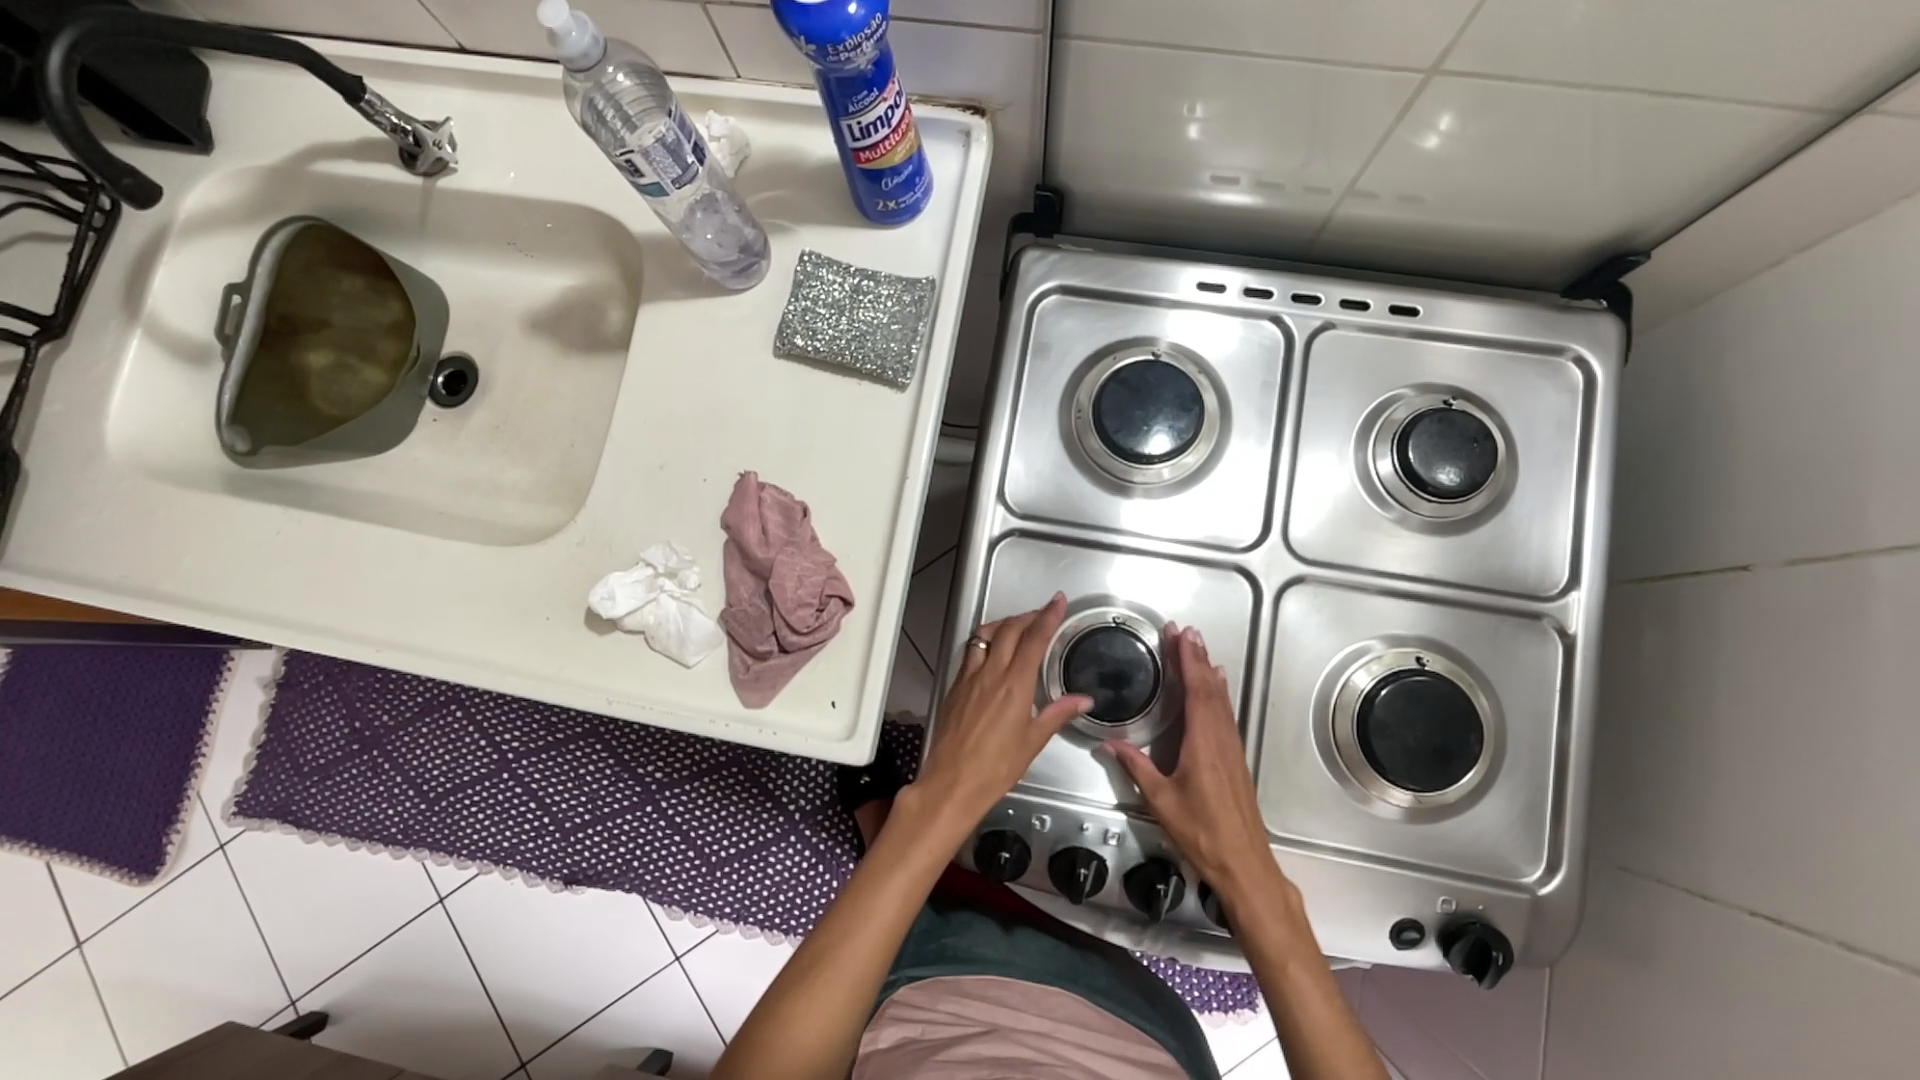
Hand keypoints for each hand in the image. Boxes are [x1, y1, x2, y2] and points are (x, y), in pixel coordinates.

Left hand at [911, 593, 1092, 832]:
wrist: (952, 782)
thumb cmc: (996, 768)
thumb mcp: (1033, 741)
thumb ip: (1058, 713)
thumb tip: (1084, 699)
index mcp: (1014, 684)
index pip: (1034, 639)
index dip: (1047, 616)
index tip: (1057, 602)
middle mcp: (990, 674)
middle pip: (1008, 630)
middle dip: (1027, 616)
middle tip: (1042, 613)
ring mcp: (968, 679)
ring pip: (985, 637)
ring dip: (1003, 625)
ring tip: (1017, 626)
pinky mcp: (955, 688)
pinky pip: (971, 654)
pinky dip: (985, 644)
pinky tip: (992, 654)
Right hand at [1107, 625, 1285, 911]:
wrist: (1243, 862)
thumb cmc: (1201, 832)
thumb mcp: (1161, 800)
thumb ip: (1136, 768)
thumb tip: (1109, 744)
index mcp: (1202, 743)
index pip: (1195, 691)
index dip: (1187, 661)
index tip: (1180, 636)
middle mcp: (1220, 739)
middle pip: (1210, 689)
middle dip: (1197, 658)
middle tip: (1185, 631)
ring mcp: (1231, 748)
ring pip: (1221, 700)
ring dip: (1208, 672)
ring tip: (1199, 649)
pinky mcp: (1235, 759)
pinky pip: (1226, 715)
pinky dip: (1218, 694)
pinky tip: (1217, 688)